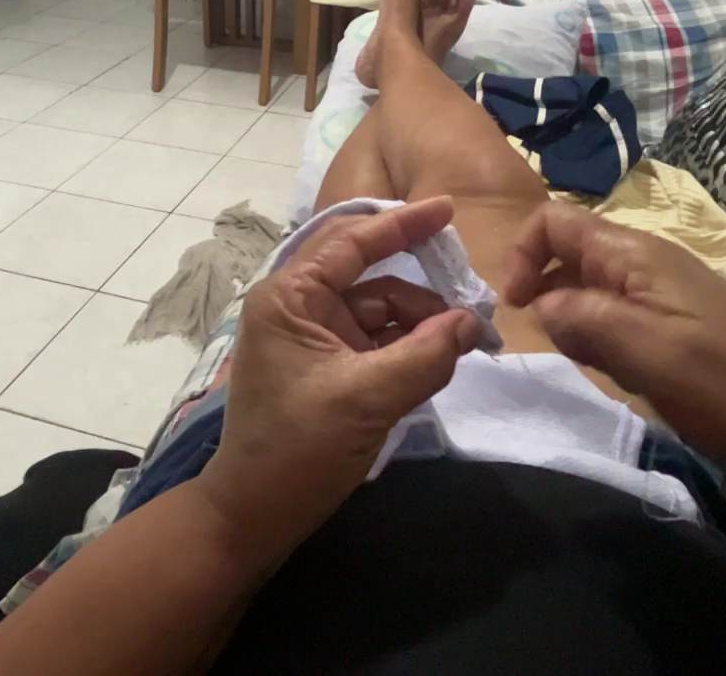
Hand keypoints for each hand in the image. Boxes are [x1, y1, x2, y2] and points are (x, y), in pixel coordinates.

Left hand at [198, 198, 481, 557]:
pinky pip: (376, 340)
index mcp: (289, 296)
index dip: (401, 224)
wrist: (254, 516)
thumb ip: (424, 358)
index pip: (350, 243)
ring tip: (462, 342)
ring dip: (420, 321)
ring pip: (378, 309)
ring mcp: (314, 335)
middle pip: (368, 274)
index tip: (447, 208)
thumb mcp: (366, 400)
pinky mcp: (328, 364)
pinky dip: (408, 346)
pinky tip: (439, 357)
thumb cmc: (296, 450)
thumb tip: (471, 324)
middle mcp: (298, 305)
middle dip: (418, 283)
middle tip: (468, 291)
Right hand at [502, 203, 725, 474]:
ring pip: (584, 287)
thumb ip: (583, 321)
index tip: (517, 306)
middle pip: (564, 253)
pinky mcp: (668, 317)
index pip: (552, 221)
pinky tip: (618, 370)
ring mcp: (657, 288)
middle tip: (557, 345)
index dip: (522, 253)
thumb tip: (538, 306)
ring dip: (573, 321)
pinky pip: (610, 313)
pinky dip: (597, 337)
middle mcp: (640, 259)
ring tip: (594, 362)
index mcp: (632, 253)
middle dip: (544, 292)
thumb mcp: (648, 354)